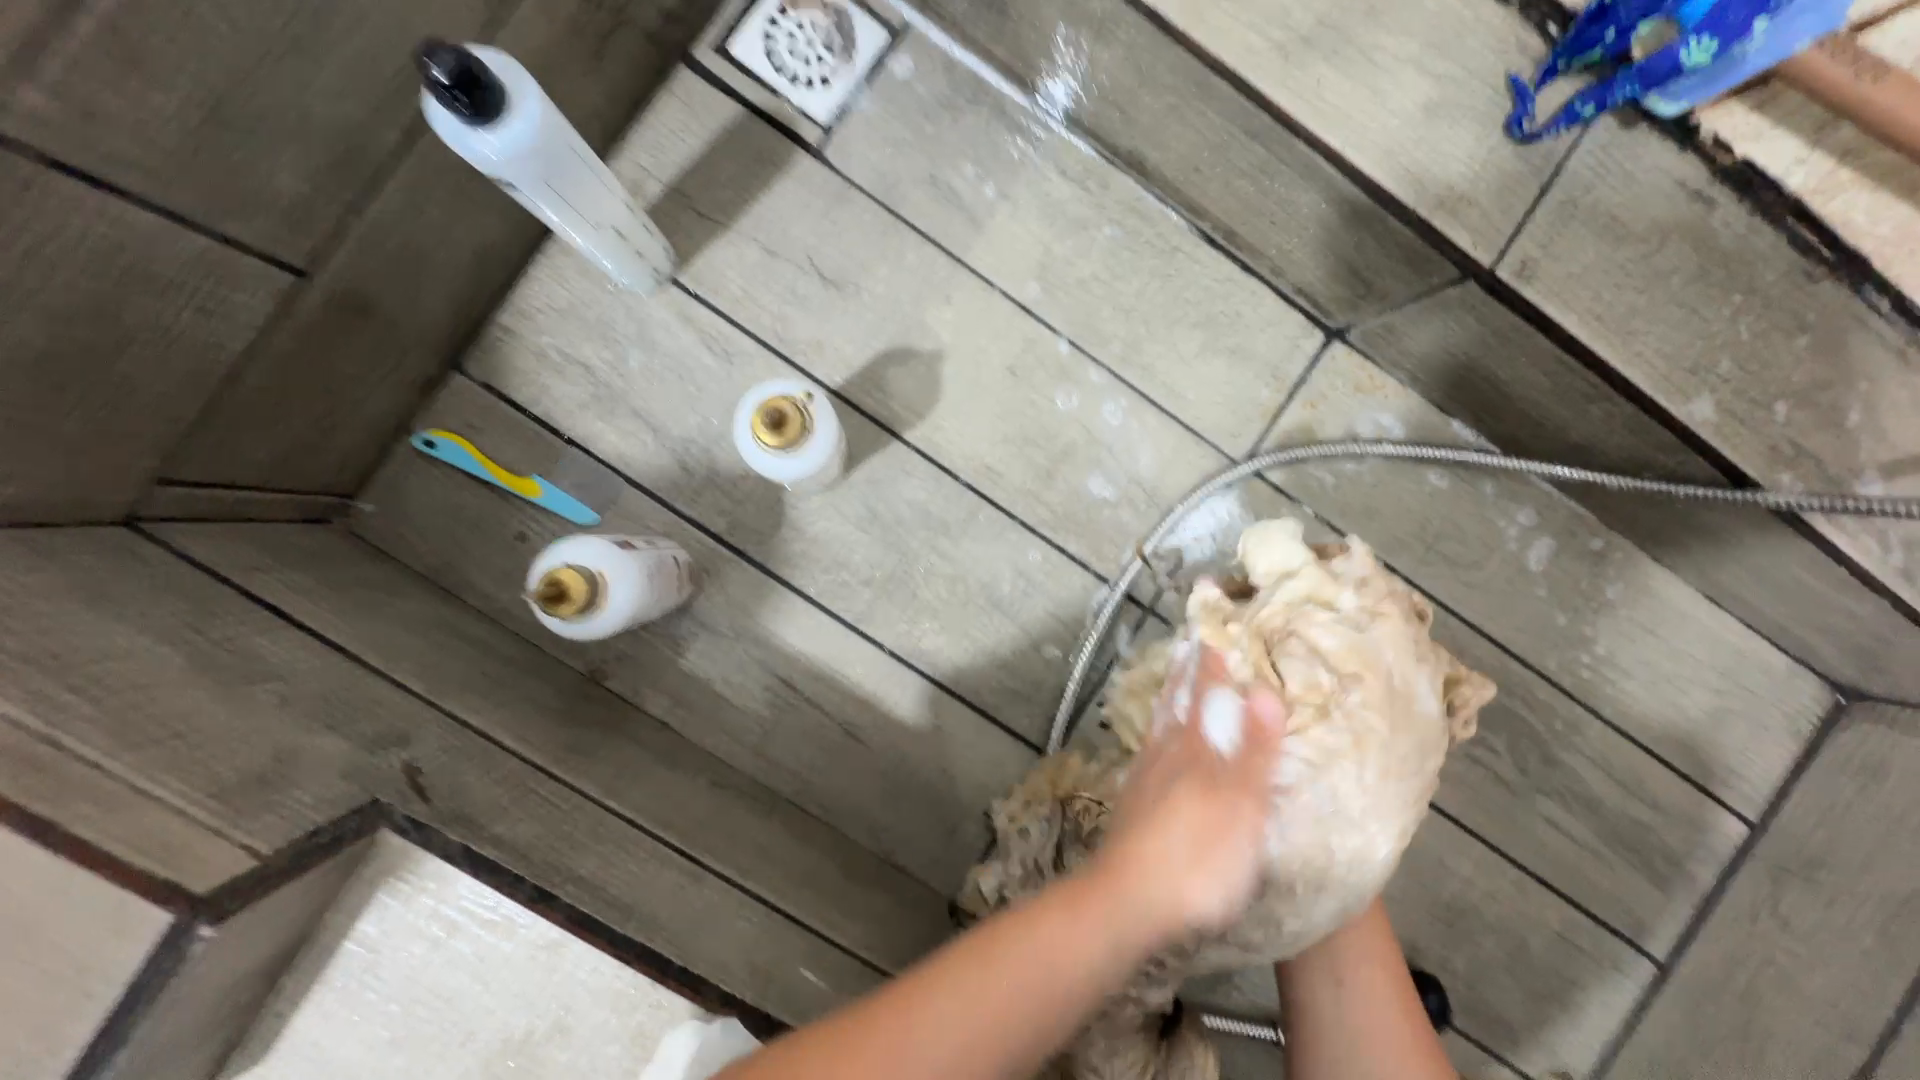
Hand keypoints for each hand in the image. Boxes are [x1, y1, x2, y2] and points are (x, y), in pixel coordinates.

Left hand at [1089, 641, 1287, 943]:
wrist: (1128, 901)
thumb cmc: (1198, 857)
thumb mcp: (1242, 806)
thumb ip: (1253, 751)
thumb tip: (1262, 688)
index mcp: (1196, 751)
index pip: (1205, 696)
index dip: (1210, 666)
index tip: (1210, 633)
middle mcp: (1165, 756)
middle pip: (1175, 708)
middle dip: (1184, 678)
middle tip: (1186, 648)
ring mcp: (1143, 782)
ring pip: (1157, 731)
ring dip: (1167, 706)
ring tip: (1170, 690)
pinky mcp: (1132, 809)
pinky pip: (1147, 758)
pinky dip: (1155, 741)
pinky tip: (1152, 753)